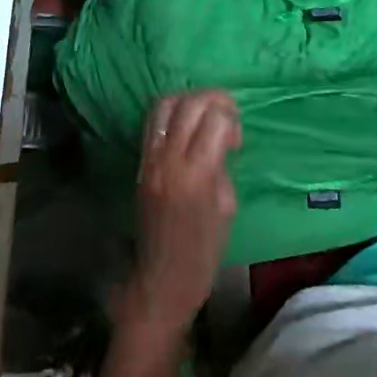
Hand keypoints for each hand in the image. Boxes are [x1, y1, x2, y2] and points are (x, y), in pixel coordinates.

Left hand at [130, 89, 242, 326]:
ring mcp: (150, 159)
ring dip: (190, 99)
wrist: (163, 277)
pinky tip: (187, 126)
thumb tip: (220, 137)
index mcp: (197, 175)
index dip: (232, 119)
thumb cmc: (205, 248)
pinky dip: (173, 113)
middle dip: (215, 99)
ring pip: (165, 104)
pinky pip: (154, 122)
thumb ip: (222, 164)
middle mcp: (169, 160)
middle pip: (189, 103)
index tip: (236, 140)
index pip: (215, 119)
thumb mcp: (227, 204)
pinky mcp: (140, 162)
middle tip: (228, 115)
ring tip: (206, 113)